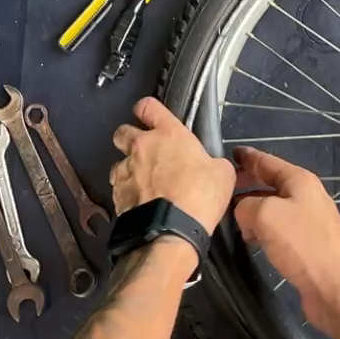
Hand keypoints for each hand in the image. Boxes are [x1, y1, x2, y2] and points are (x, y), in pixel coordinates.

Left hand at [110, 98, 235, 233]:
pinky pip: (118, 188)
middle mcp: (142, 147)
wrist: (171, 232)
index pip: (148, 106)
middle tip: (143, 151)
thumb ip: (213, 162)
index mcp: (167, 134)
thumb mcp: (222, 174)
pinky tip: (139, 203)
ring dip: (127, 169)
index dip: (147, 110)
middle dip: (128, 138)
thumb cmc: (199, 196)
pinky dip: (127, 193)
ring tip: (141, 183)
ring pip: (117, 162)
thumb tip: (212, 166)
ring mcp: (126, 171)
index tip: (150, 116)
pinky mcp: (117, 195)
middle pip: (122, 131)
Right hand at [231, 147, 339, 338]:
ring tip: (227, 217)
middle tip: (221, 189)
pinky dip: (261, 231)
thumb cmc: (304, 244)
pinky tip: (248, 240)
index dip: (247, 157)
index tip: (227, 154)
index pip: (267, 161)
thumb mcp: (266, 215)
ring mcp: (308, 222)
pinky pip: (278, 230)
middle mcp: (305, 196)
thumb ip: (246, 205)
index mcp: (300, 180)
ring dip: (251, 211)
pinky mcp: (306, 246)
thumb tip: (242, 213)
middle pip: (270, 184)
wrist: (338, 290)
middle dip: (247, 184)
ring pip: (272, 208)